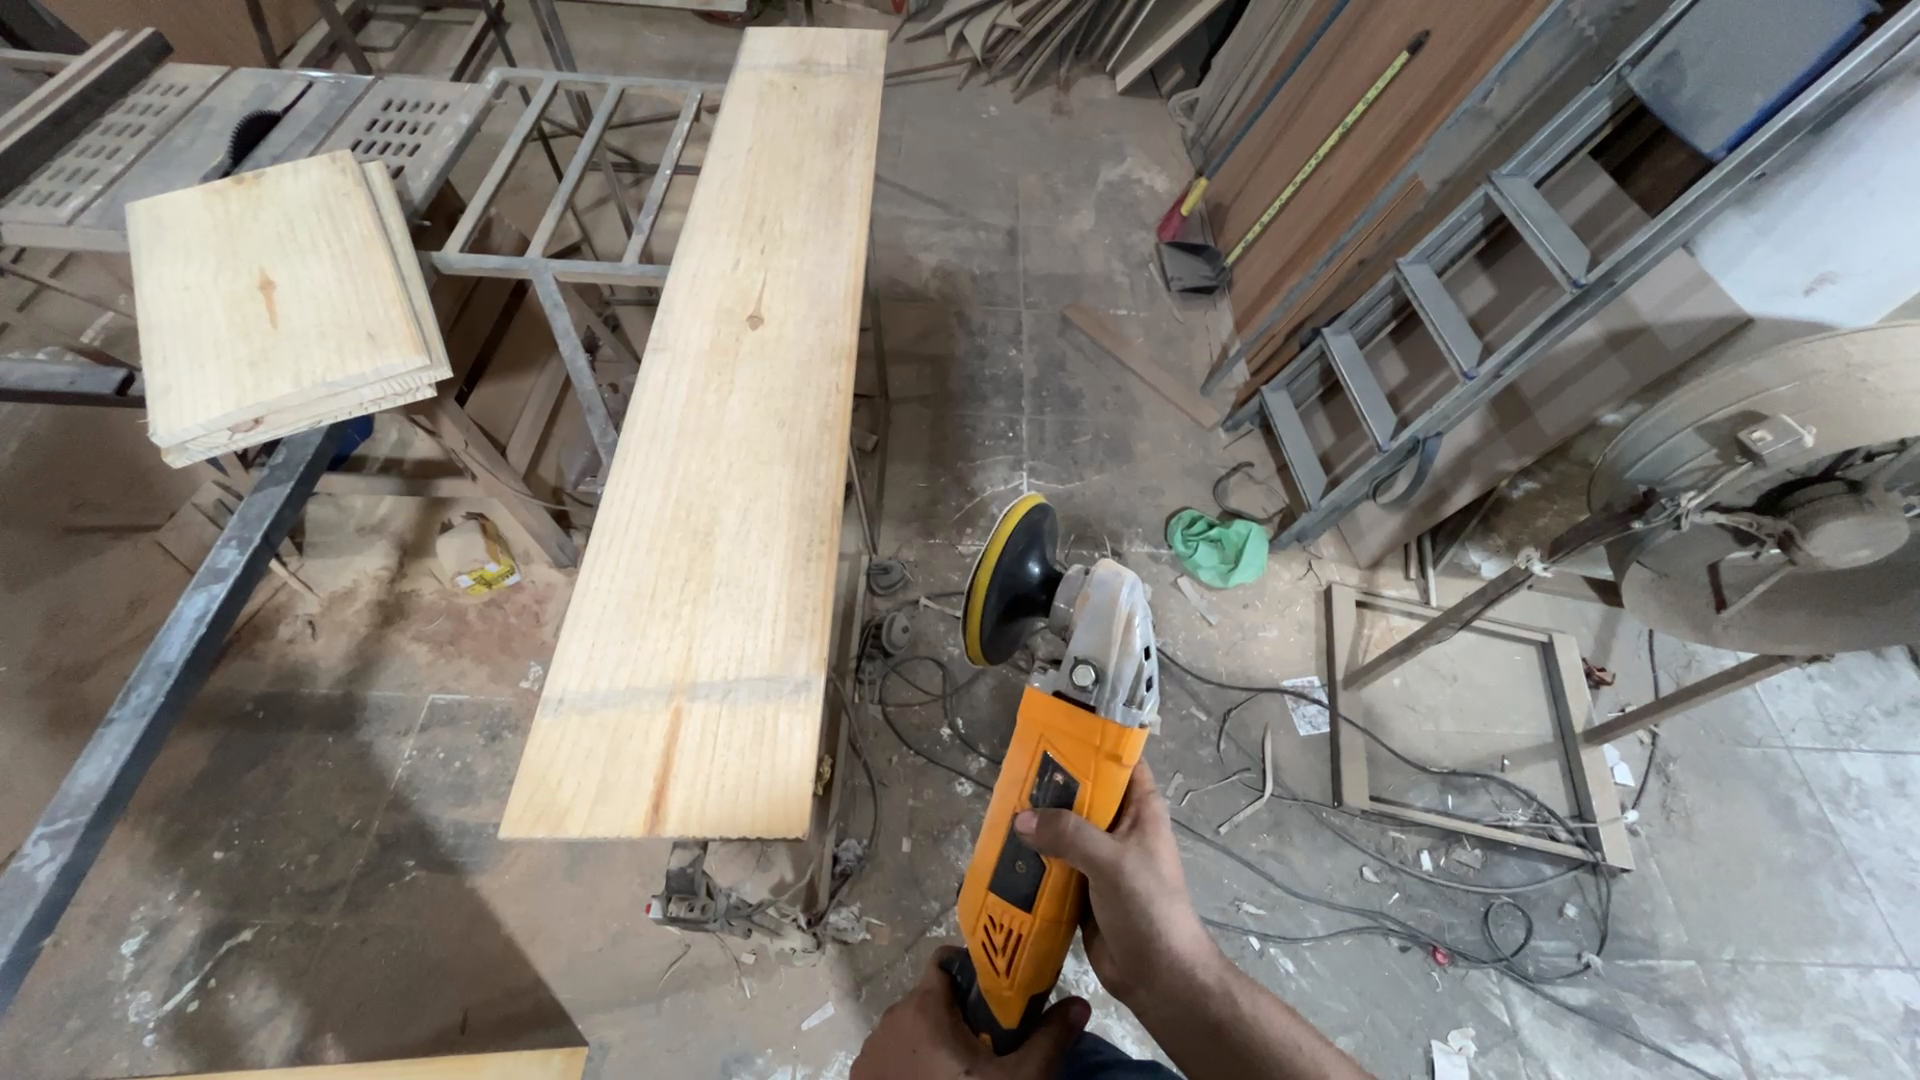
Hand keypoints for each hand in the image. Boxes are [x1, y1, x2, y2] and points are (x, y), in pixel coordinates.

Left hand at [851, 947, 1088, 1079]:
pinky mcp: (860, 1079)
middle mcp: (891, 1018)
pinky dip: (909, 1064)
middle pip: (930, 998)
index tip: (995, 996)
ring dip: (932, 1040)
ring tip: (962, 1073)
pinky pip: (890, 1057)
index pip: (945, 961)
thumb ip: (1050, 1038)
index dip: (971, 971)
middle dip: (958, 1014)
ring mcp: (870, 1051)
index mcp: (924, 1006)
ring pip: (909, 1028)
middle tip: (988, 1044)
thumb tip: (1081, 1004)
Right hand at [1013, 761, 1220, 1009]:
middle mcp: (1120, 827)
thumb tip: (1021, 819)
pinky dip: (1035, 857)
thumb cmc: (1148, 907)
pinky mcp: (1084, 887)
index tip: (1052, 732)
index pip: (1118, 760)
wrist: (1160, 978)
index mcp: (1140, 809)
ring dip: (1039, 823)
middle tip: (1012, 773)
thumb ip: (1068, 833)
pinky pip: (1056, 862)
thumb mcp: (1110, 861)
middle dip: (1051, 786)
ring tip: (1001, 809)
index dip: (1090, 743)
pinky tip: (1006, 850)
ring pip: (1065, 828)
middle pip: (1084, 793)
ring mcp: (1101, 858)